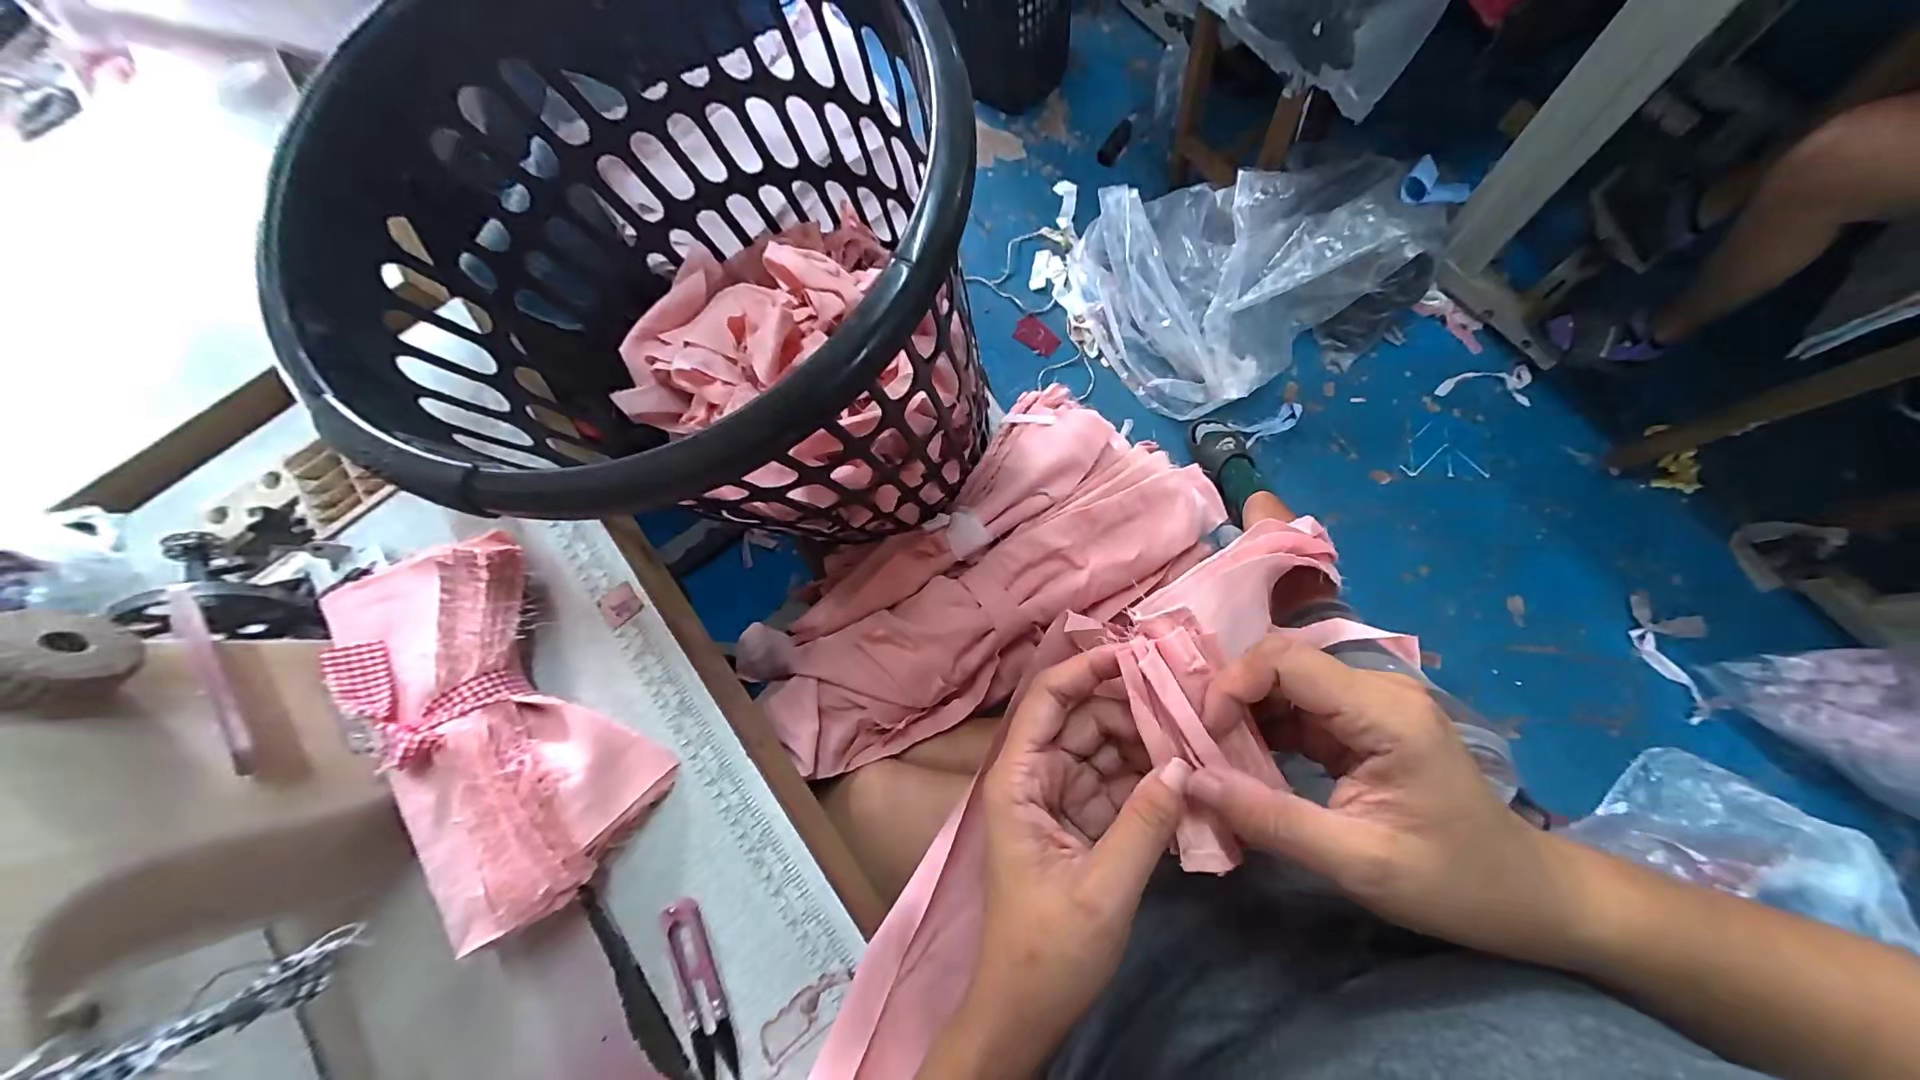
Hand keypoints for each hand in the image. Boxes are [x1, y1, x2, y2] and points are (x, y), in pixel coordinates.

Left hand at [948, 647, 1187, 1073]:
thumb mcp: (1103, 888)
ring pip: (1103, 750)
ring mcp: (1056, 798)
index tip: (1137, 655)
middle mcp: (1033, 777)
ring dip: (1145, 743)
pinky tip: (1184, 775)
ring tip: (1197, 735)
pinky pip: (1113, 784)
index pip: (1047, 700)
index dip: (1086, 670)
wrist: (1025, 1012)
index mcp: (1018, 779)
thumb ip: (1144, 822)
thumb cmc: (1049, 951)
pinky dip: (1145, 780)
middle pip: (1082, 721)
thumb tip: (1183, 762)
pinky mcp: (1077, 821)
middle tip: (1190, 702)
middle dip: (1131, 709)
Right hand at [1189, 635, 1577, 962]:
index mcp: (1385, 712)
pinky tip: (1246, 760)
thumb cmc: (1455, 883)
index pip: (1285, 659)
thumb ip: (1271, 820)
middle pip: (1279, 663)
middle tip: (1201, 745)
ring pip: (1282, 683)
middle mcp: (1376, 689)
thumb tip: (1193, 781)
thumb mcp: (1357, 863)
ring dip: (1243, 715)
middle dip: (1231, 698)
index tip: (1208, 733)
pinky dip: (1263, 729)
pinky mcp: (1361, 722)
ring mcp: (1370, 703)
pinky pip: (1297, 708)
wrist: (1532, 898)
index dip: (1233, 685)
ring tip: (1216, 756)